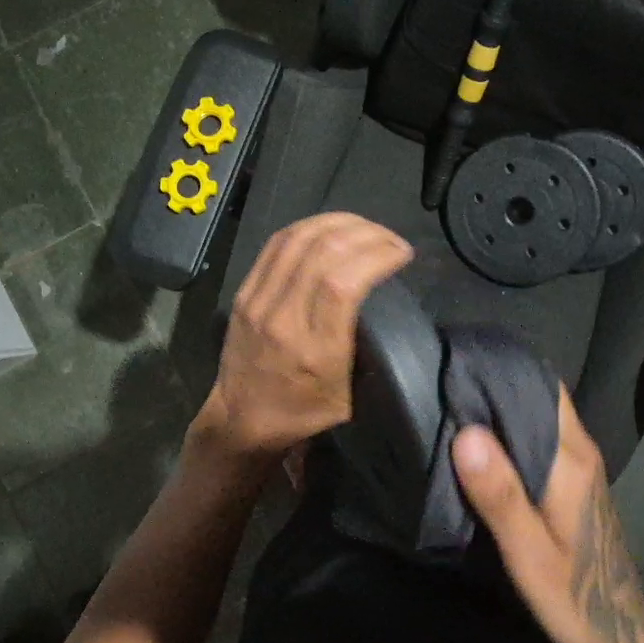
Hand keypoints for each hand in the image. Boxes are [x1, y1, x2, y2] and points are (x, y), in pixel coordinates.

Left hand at [196, 213, 413, 463]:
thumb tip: (394, 304)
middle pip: (324, 252)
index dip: (377, 255)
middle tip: (390, 239)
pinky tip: (331, 228)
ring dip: (339, 223)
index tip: (402, 253)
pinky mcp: (244, 291)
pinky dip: (309, 227)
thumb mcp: (349, 397)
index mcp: (315, 350)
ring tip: (367, 228)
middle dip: (366, 234)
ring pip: (299, 239)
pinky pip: (276, 244)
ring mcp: (259, 301)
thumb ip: (368, 352)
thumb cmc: (303, 413)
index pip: (343, 283)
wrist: (241, 419)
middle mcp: (284, 319)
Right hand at [452, 393, 643, 642]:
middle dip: (494, 381)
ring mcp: (580, 464)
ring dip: (502, 403)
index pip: (537, 389)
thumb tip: (466, 431)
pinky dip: (511, 425)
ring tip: (453, 399)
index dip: (497, 370)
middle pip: (539, 395)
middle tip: (443, 378)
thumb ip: (499, 493)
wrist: (620, 634)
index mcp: (569, 460)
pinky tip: (480, 437)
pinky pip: (540, 434)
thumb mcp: (527, 551)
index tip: (453, 363)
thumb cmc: (572, 595)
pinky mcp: (574, 478)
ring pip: (540, 413)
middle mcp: (579, 450)